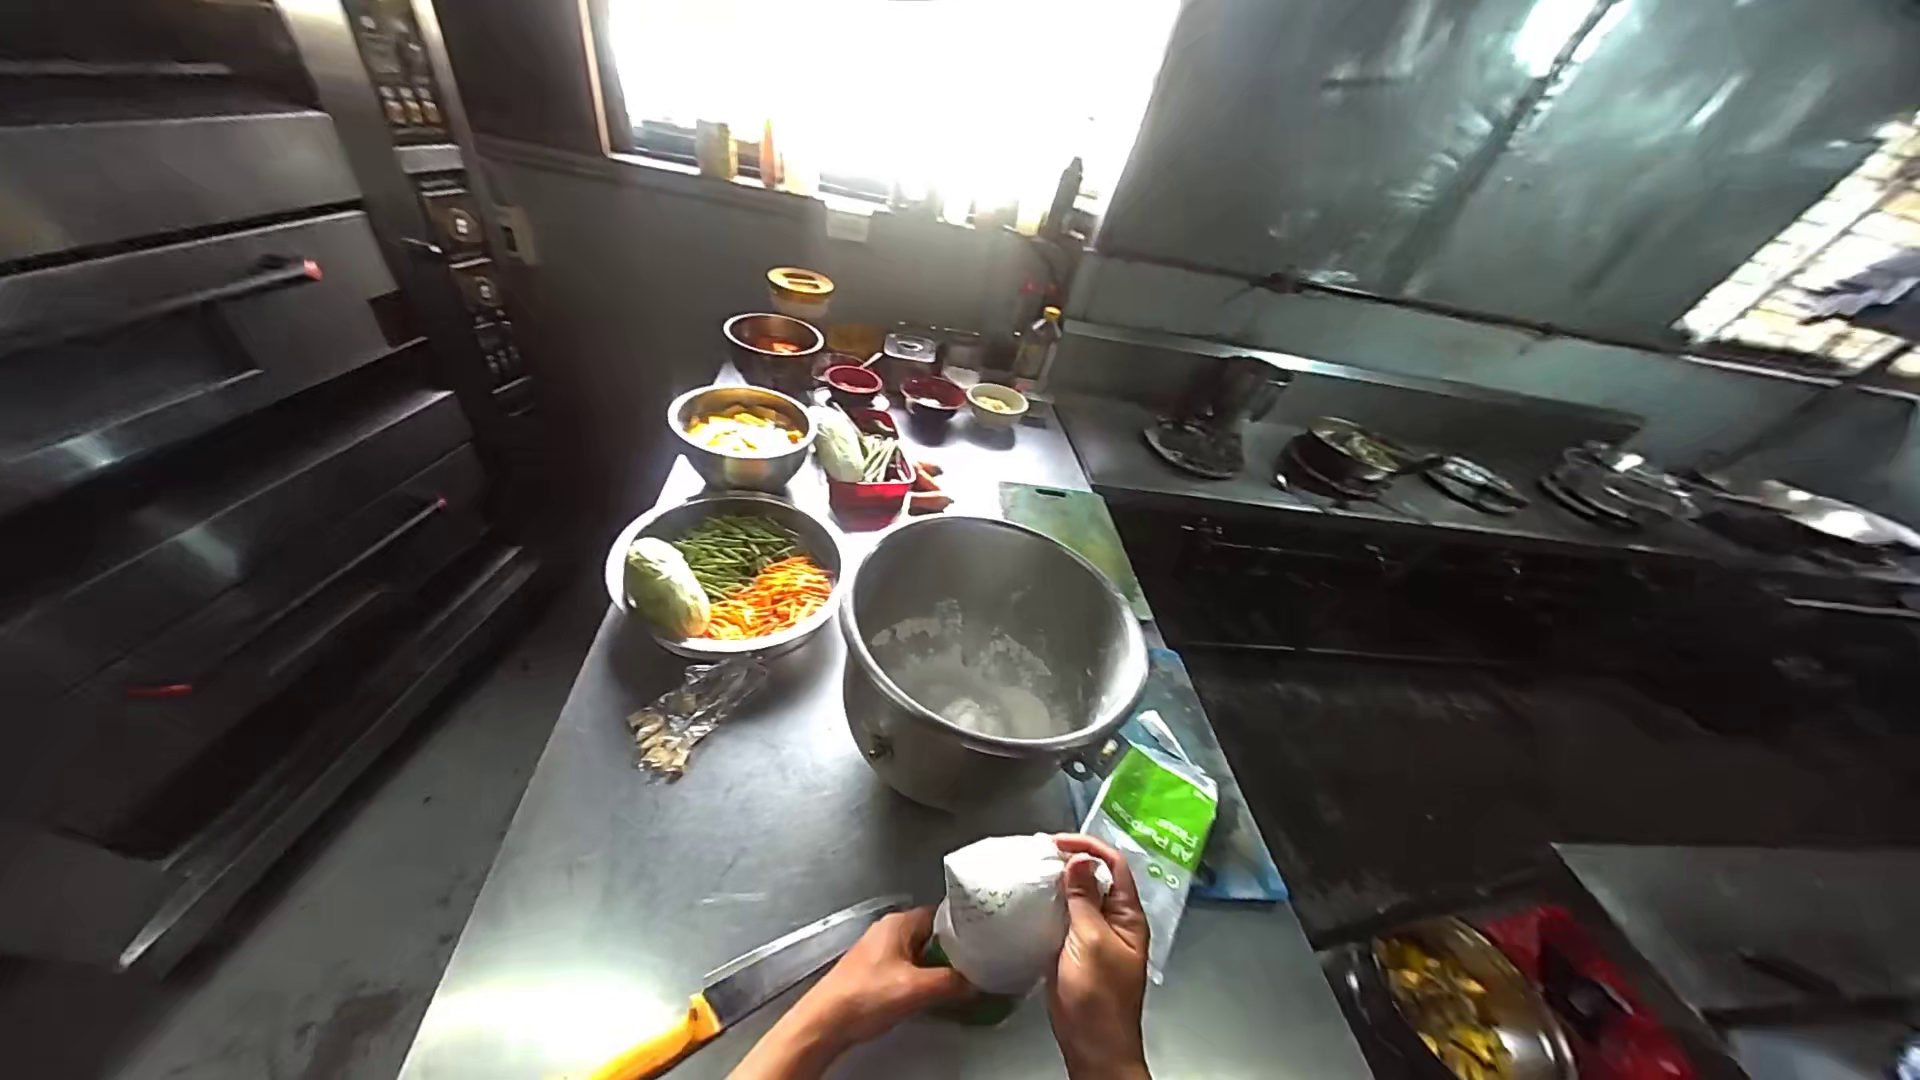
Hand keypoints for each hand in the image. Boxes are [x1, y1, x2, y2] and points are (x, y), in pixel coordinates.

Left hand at [731, 906, 970, 1079]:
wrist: (825, 1023)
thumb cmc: (866, 996)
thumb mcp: (915, 989)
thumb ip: (950, 983)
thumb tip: (975, 982)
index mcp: (899, 922)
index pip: (939, 915)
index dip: (959, 929)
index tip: (977, 945)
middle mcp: (888, 929)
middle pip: (928, 934)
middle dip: (947, 953)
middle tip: (967, 970)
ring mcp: (878, 949)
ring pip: (915, 952)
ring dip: (931, 968)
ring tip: (949, 985)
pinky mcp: (871, 970)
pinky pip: (903, 966)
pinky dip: (916, 977)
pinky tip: (922, 995)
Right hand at [1047, 834, 1151, 1079]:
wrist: (1091, 1049)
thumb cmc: (1099, 997)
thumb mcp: (1092, 942)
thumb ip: (1084, 899)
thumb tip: (1078, 859)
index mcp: (1127, 915)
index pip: (1113, 865)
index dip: (1089, 847)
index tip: (1059, 841)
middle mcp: (1113, 919)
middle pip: (1095, 876)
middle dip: (1071, 859)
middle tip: (1040, 851)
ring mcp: (1092, 932)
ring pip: (1077, 893)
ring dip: (1058, 879)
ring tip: (1032, 867)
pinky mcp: (1073, 946)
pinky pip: (1063, 913)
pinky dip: (1049, 901)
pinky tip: (1031, 895)